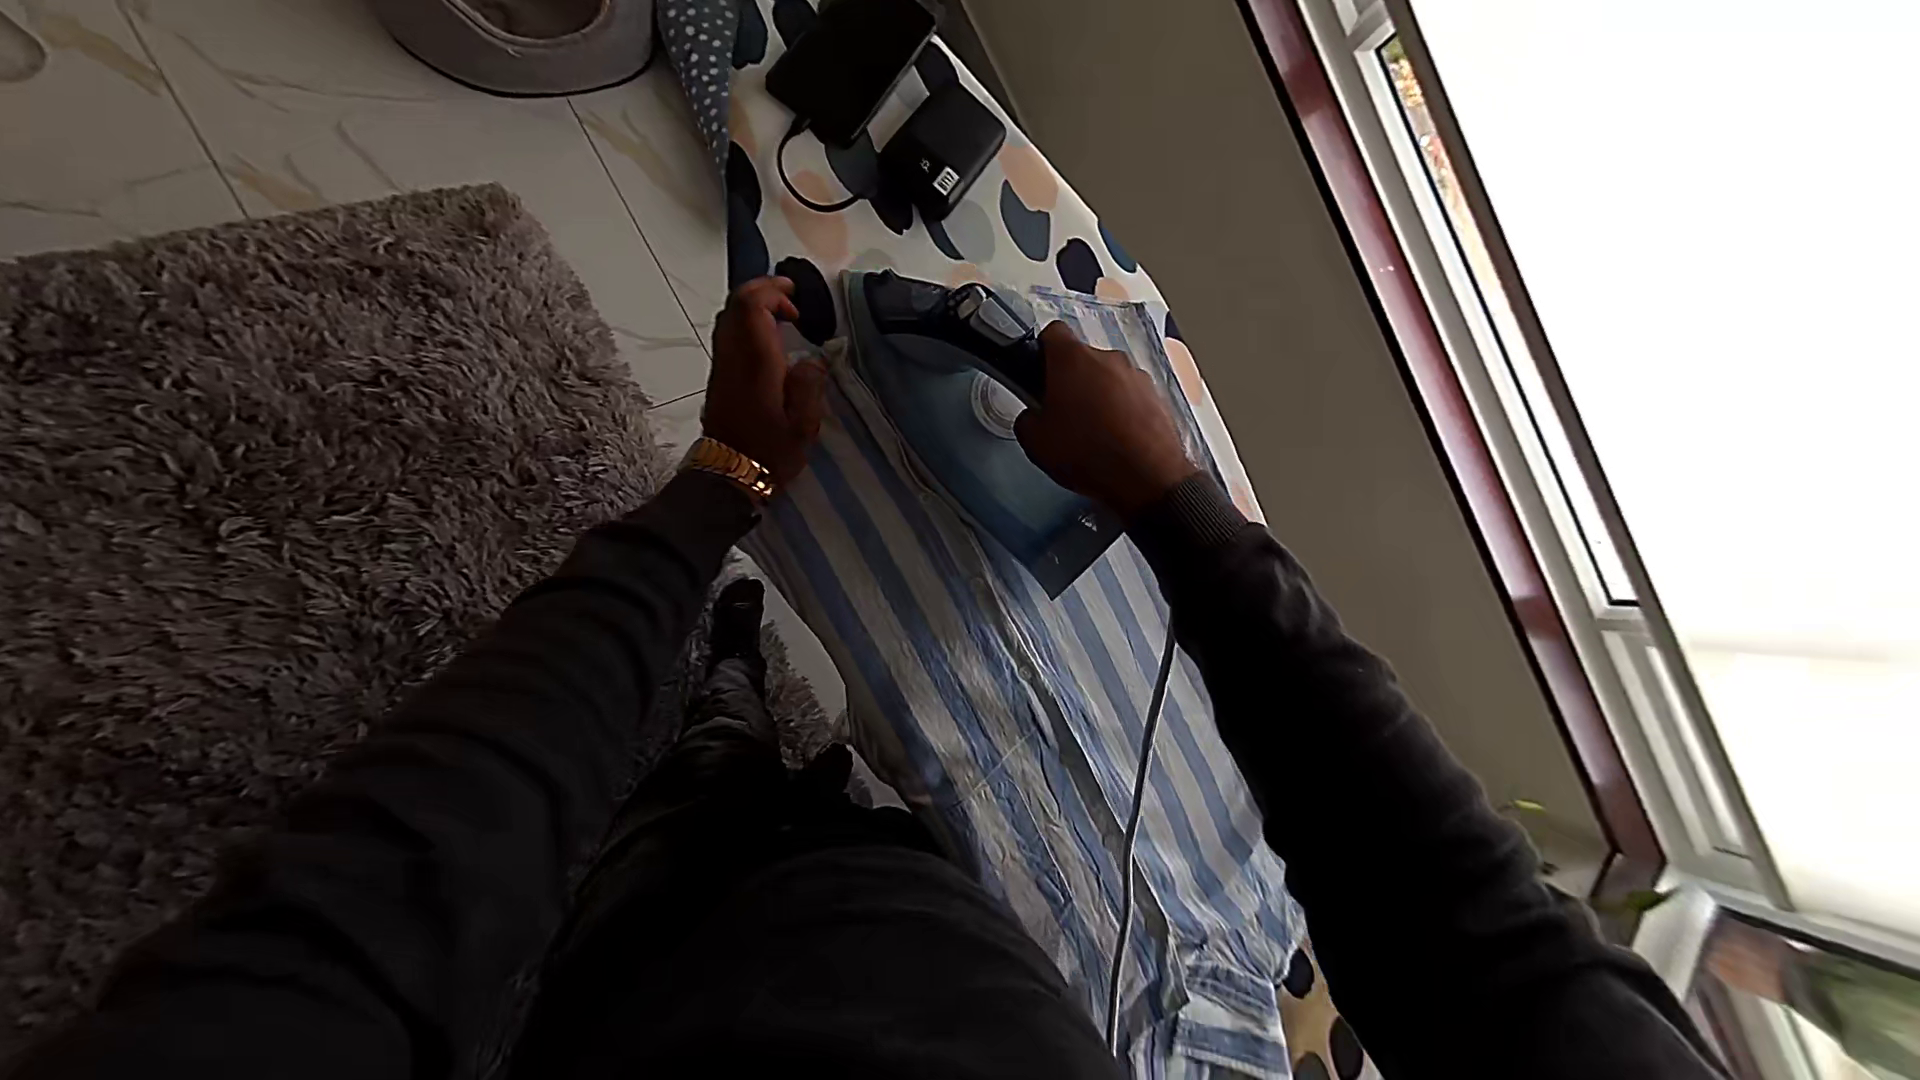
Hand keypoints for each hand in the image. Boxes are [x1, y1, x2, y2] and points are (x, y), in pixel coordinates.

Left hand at [704, 277, 827, 488]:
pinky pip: (729, 335)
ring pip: (730, 318)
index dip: (772, 293)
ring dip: (754, 308)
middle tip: (790, 299)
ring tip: (782, 316)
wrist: (730, 474)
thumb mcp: (803, 425)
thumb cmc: (770, 451)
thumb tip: (812, 361)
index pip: (752, 307)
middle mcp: (734, 357)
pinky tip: (768, 340)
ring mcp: (723, 365)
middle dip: (762, 292)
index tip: (797, 303)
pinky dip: (748, 325)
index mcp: (757, 363)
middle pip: (736, 305)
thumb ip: (809, 386)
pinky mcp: (720, 376)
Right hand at [1014, 322, 1198, 519]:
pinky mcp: (1157, 395)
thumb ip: (1027, 419)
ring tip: (1092, 431)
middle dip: (1071, 380)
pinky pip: (1130, 395)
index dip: (1041, 351)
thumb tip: (1034, 416)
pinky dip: (1121, 410)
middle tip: (1061, 413)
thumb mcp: (1035, 442)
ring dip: (1098, 395)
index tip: (1038, 374)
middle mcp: (1107, 357)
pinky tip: (1116, 438)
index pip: (1052, 333)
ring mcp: (1136, 375)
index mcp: (1072, 359)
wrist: (1146, 477)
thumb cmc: (1085, 452)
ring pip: (1108, 377)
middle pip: (1082, 358)